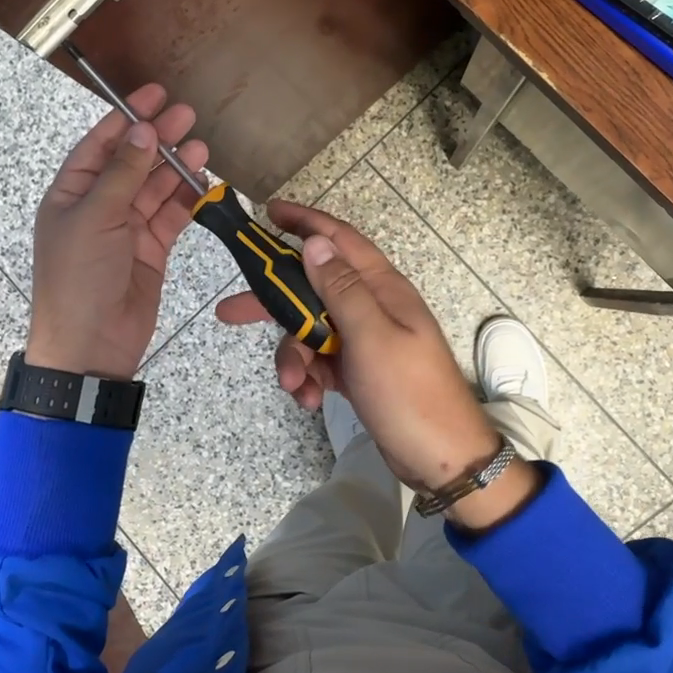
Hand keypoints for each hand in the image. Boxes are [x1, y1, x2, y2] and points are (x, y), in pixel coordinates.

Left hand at [27, 83, 206, 378]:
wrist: (91, 345)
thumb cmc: (78, 278)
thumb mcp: (95, 219)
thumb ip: (122, 174)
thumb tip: (142, 131)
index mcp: (70, 194)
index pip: (99, 146)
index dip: (125, 118)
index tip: (153, 94)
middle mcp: (98, 207)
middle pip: (131, 162)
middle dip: (158, 139)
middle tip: (187, 114)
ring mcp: (126, 229)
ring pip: (154, 188)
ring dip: (177, 167)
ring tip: (202, 145)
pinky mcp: (151, 249)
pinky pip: (171, 216)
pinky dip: (187, 199)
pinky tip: (204, 181)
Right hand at [215, 201, 537, 525]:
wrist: (442, 460)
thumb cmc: (410, 394)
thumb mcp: (372, 337)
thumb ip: (341, 288)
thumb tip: (315, 241)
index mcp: (382, 288)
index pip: (339, 240)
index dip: (305, 222)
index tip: (268, 212)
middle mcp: (372, 307)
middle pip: (311, 289)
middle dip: (273, 303)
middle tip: (229, 313)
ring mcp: (364, 340)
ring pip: (309, 332)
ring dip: (294, 358)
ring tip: (294, 386)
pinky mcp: (357, 370)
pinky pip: (320, 362)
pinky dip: (309, 378)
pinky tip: (309, 399)